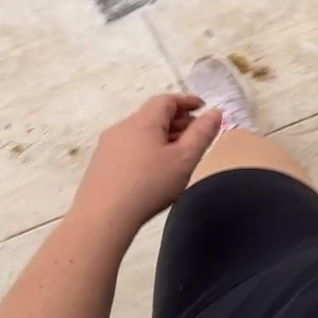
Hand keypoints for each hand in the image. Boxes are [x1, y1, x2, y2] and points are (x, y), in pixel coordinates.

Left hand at [70, 94, 222, 230]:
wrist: (104, 216)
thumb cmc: (150, 185)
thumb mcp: (185, 159)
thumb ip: (202, 134)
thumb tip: (215, 113)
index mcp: (143, 122)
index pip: (166, 100)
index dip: (187, 101)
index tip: (204, 108)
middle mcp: (123, 127)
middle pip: (153, 115)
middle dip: (178, 120)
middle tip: (197, 134)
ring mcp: (109, 145)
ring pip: (142, 131)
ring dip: (164, 135)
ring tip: (180, 153)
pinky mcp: (102, 163)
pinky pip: (131, 146)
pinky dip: (149, 147)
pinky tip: (156, 168)